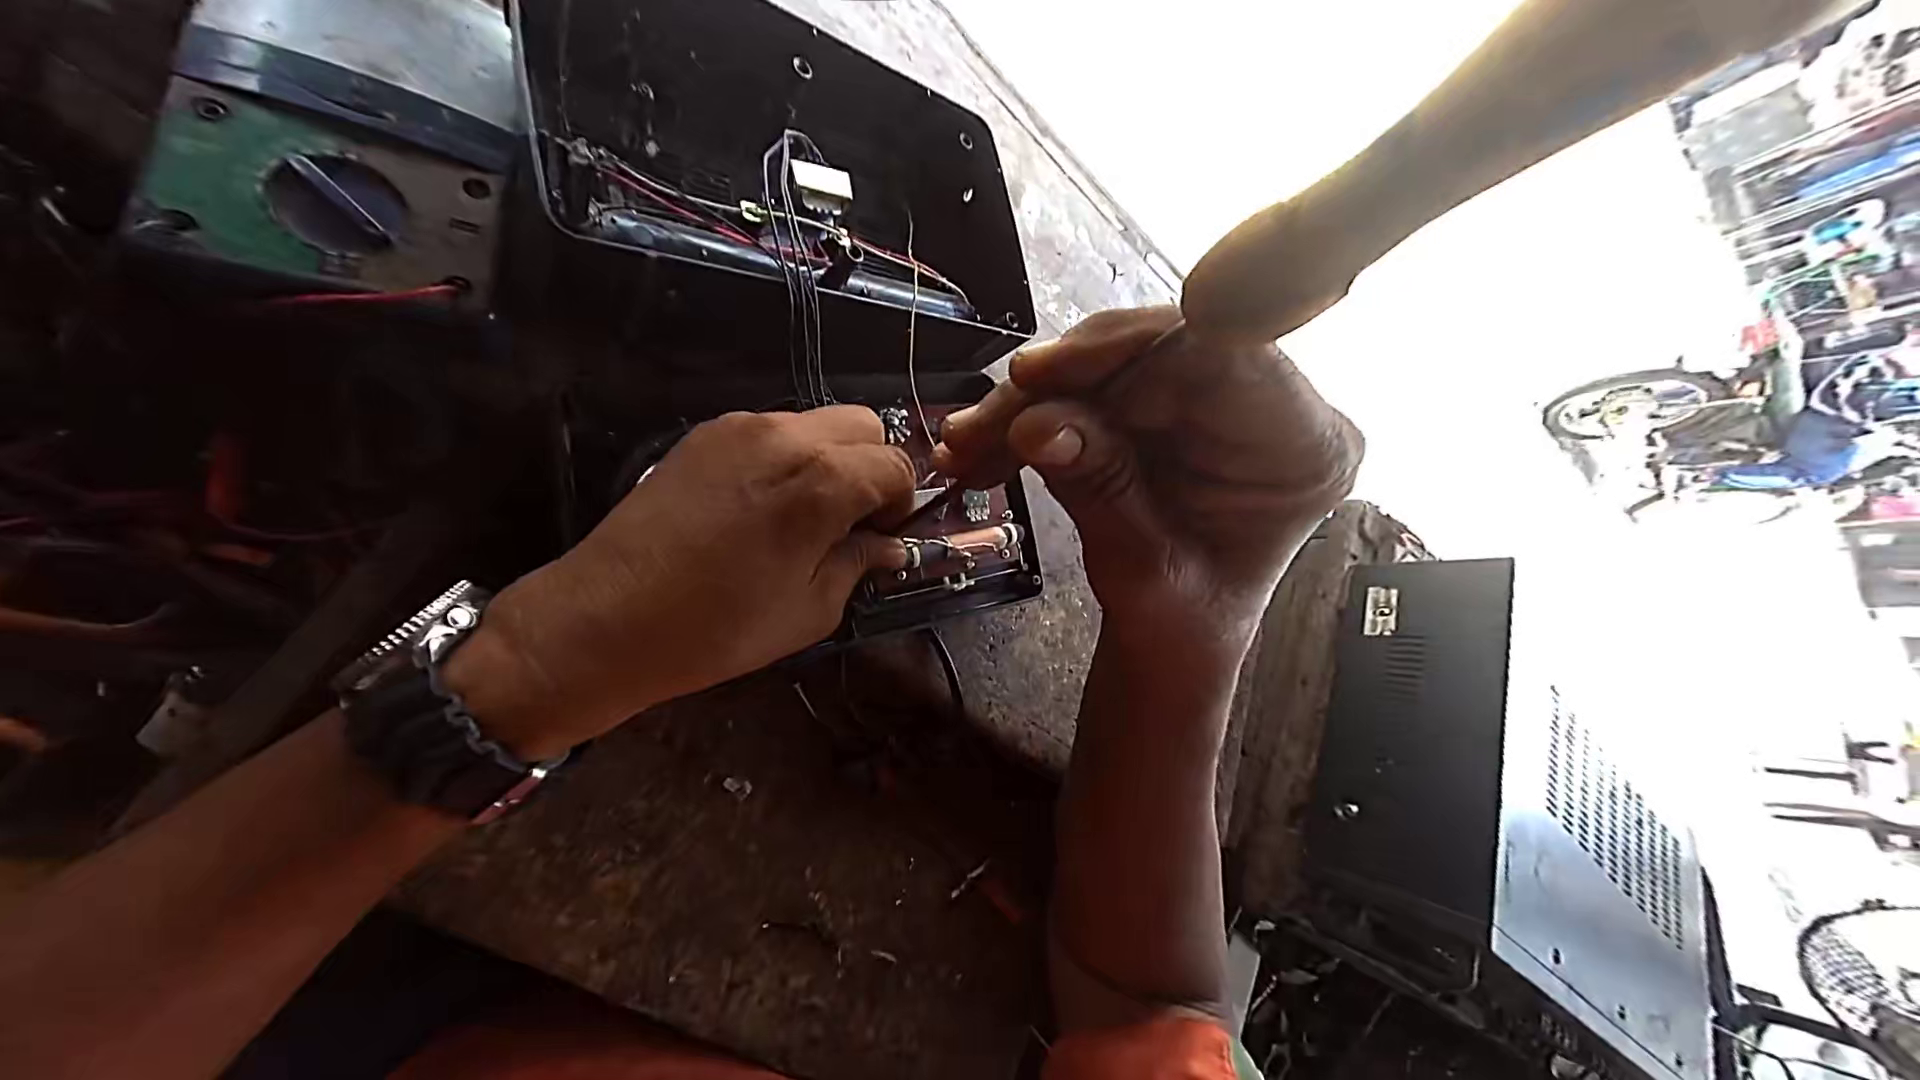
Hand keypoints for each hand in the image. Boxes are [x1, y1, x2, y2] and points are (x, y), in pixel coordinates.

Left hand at [445, 406, 912, 759]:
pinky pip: (771, 431)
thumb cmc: (719, 628)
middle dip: (871, 467)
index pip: (895, 465)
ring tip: (800, 514)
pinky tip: (759, 505)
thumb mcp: (812, 609)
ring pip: (816, 423)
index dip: (900, 502)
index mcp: (822, 482)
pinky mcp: (704, 433)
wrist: (606, 619)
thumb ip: (860, 563)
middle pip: (863, 426)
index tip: (880, 536)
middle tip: (849, 519)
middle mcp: (785, 436)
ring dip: (829, 460)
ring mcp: (739, 427)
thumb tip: (887, 545)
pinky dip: (787, 457)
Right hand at [934, 306, 1360, 649]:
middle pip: (1152, 352)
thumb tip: (1033, 422)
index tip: (1035, 374)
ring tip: (965, 447)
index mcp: (1302, 447)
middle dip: (1054, 385)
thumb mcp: (1143, 571)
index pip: (1224, 354)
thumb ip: (1099, 490)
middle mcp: (1265, 407)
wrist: (1170, 638)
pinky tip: (980, 449)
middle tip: (977, 427)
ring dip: (1027, 404)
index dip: (1123, 349)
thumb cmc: (1180, 625)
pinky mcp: (1163, 407)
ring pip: (1108, 366)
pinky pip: (1090, 390)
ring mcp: (1210, 403)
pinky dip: (1030, 418)